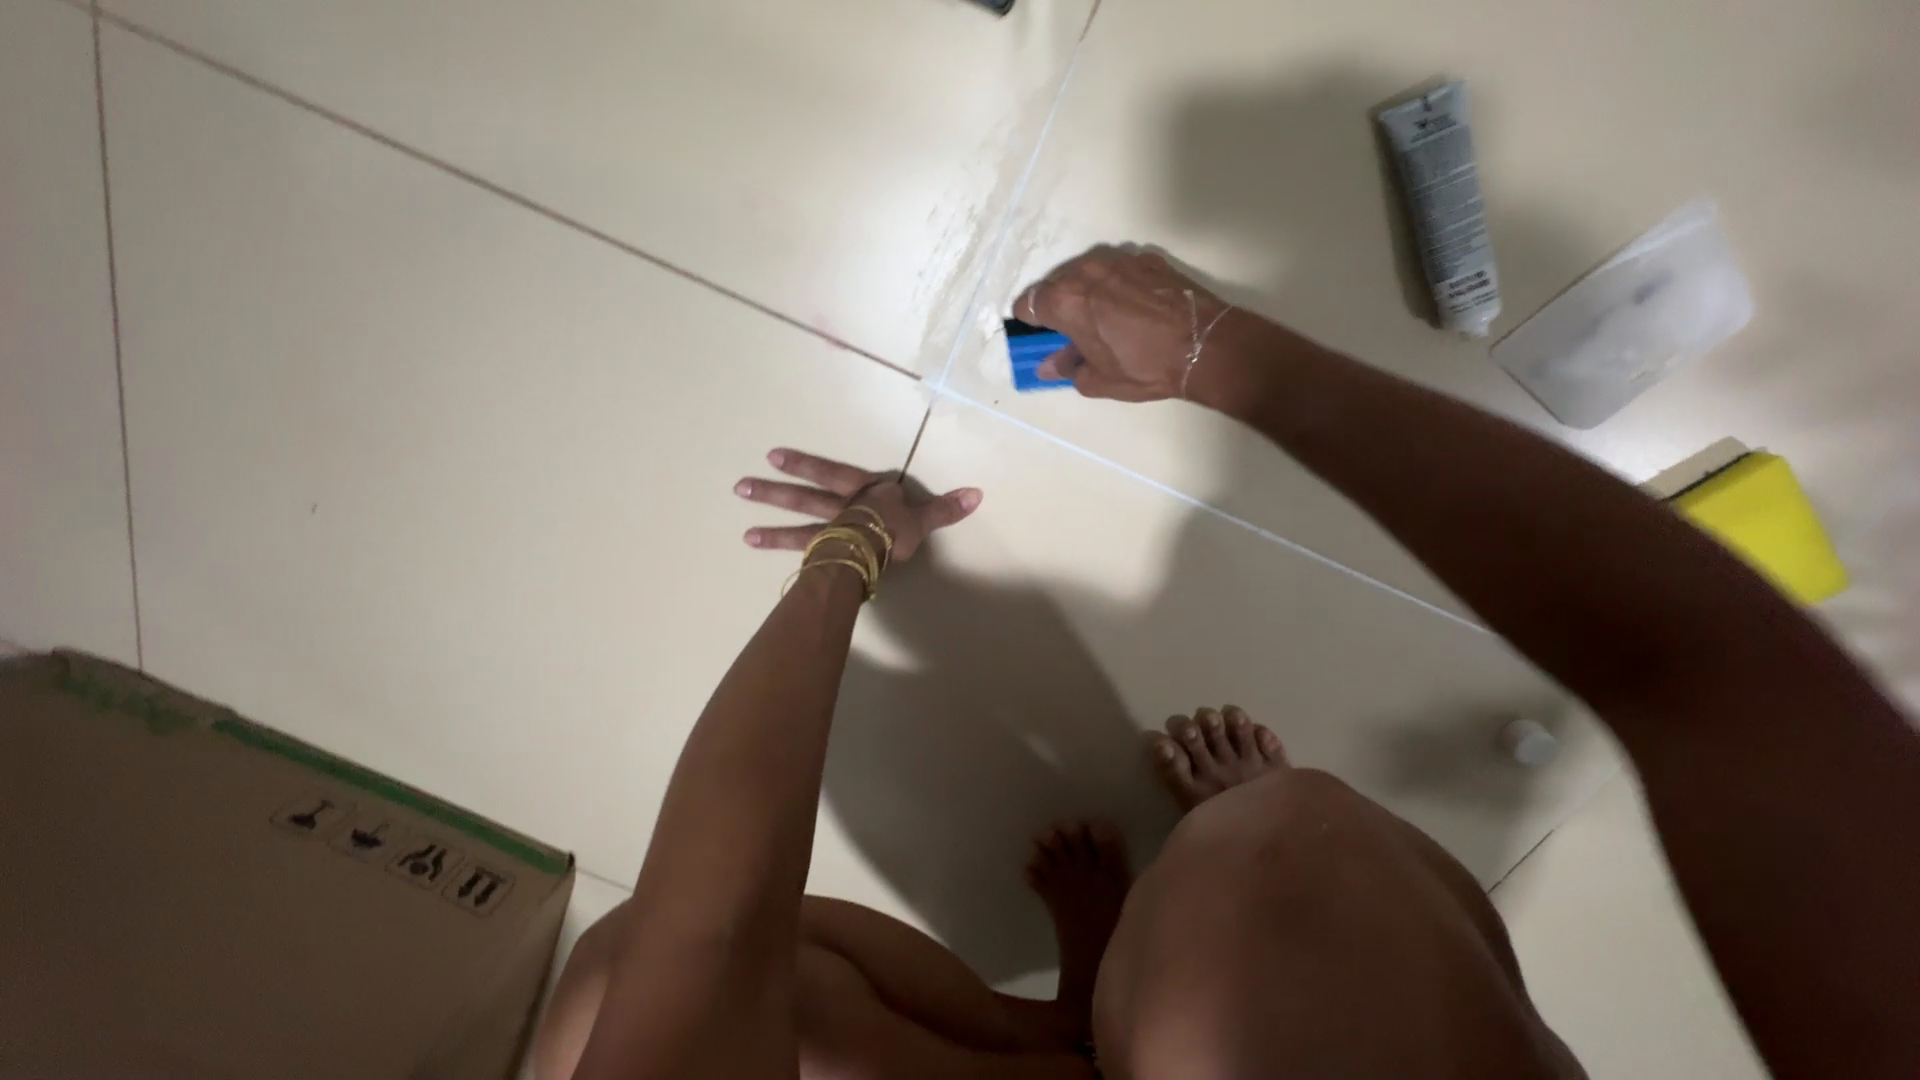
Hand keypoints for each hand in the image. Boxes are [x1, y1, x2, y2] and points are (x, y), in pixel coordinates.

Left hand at [734, 449, 981, 562]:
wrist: (880, 548)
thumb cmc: (899, 529)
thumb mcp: (924, 516)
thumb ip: (944, 508)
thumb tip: (977, 494)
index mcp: (863, 493)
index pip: (830, 473)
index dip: (804, 465)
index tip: (773, 457)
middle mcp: (841, 508)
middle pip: (803, 498)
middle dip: (773, 493)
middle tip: (739, 487)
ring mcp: (831, 532)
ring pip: (797, 527)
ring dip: (770, 530)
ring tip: (743, 534)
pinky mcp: (828, 555)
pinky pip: (803, 554)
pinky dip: (783, 552)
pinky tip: (760, 550)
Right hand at [1018, 245, 1240, 403]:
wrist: (1204, 345)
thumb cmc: (1143, 367)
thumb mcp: (1098, 380)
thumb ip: (1067, 368)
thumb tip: (1049, 365)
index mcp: (1065, 301)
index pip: (1029, 303)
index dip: (1031, 321)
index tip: (1041, 335)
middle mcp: (1085, 271)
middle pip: (1056, 283)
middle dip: (1058, 304)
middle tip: (1073, 331)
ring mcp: (1118, 260)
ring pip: (1086, 272)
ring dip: (1086, 291)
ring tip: (1104, 317)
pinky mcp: (1146, 258)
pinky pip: (1117, 269)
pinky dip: (1115, 284)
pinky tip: (1132, 305)